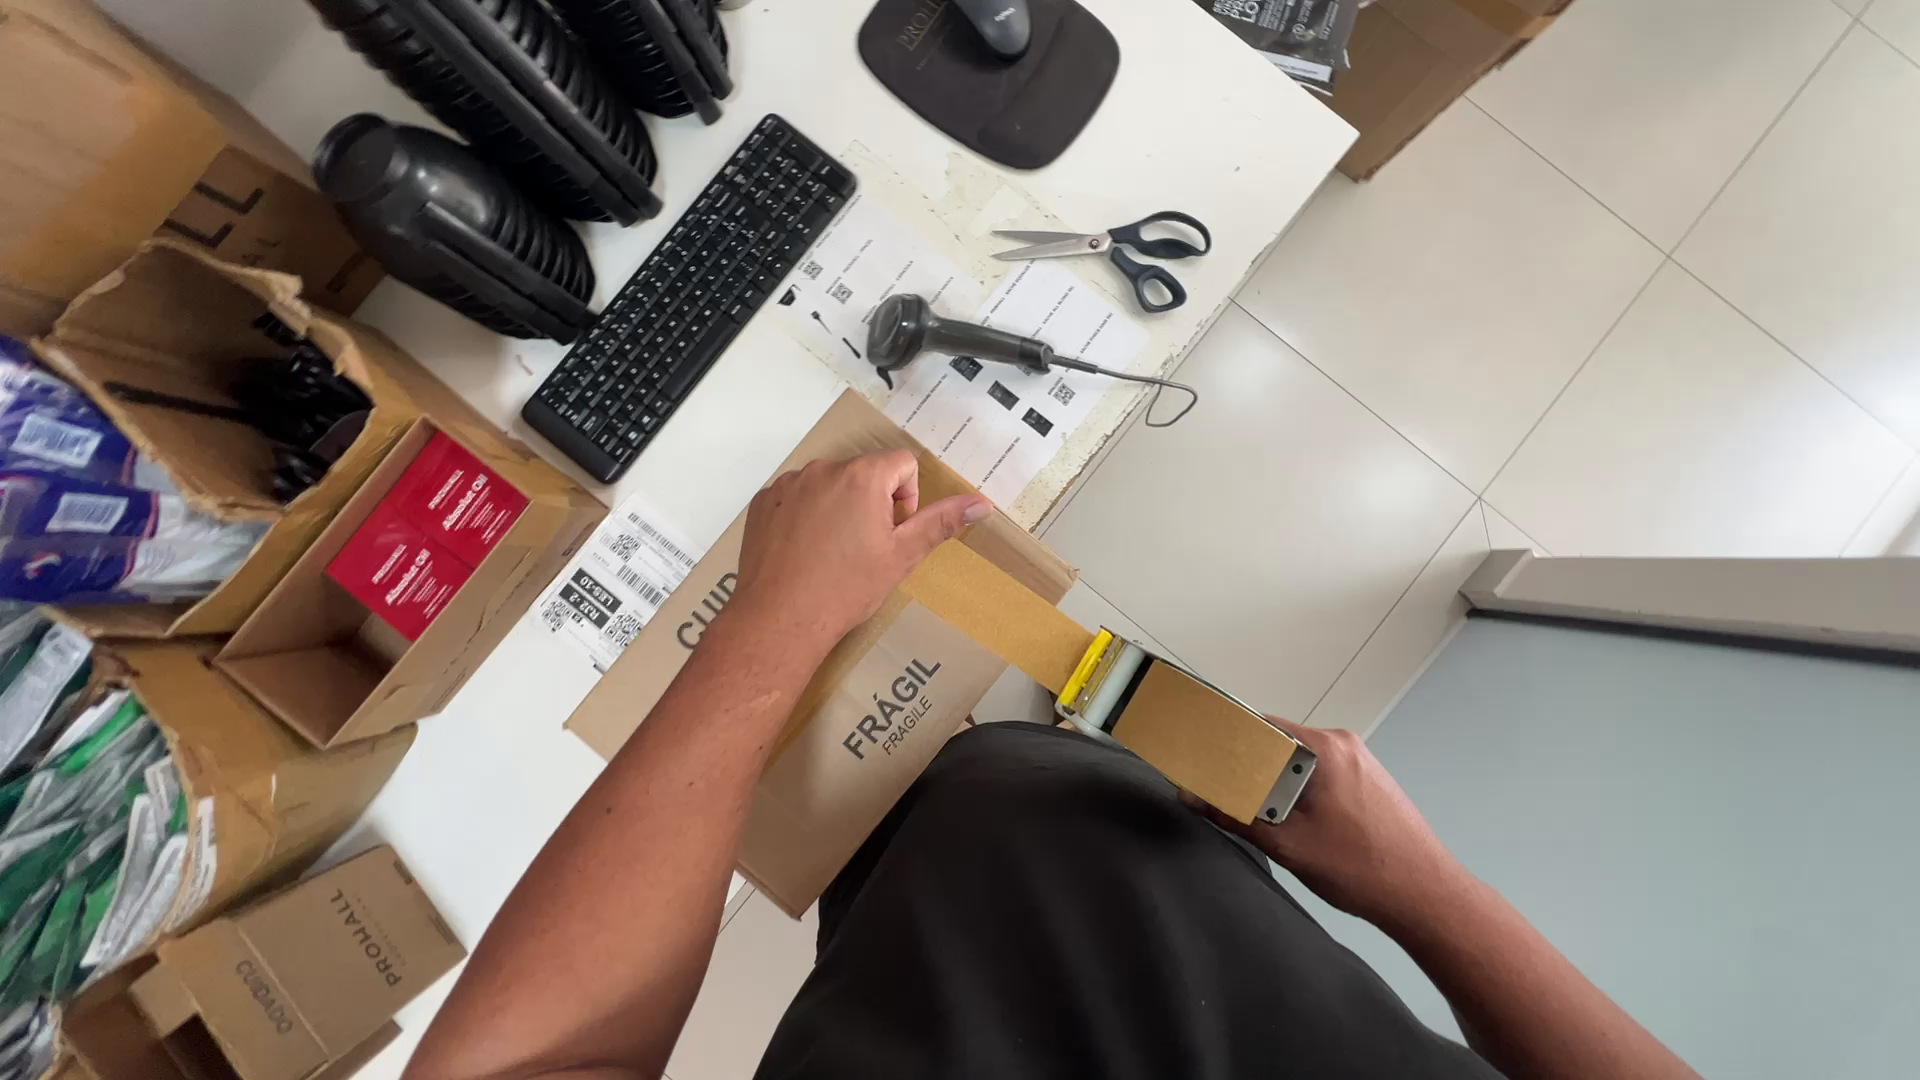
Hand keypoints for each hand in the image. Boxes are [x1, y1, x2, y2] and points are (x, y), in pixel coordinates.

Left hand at [729, 450, 990, 648]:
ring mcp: (788, 483)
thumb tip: (983, 503)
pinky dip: (805, 514)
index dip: (906, 498)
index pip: (902, 464)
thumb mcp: (902, 555)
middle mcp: (823, 469)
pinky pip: (796, 495)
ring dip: (839, 506)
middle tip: (864, 547)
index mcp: (862, 476)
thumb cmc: (846, 588)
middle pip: (865, 472)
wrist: (781, 618)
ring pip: (830, 483)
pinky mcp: (763, 501)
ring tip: (832, 551)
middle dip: (872, 501)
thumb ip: (941, 522)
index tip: (891, 532)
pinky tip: (804, 550)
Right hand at [1194, 717, 1472, 931]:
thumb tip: (1191, 797)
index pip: (1258, 726)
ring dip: (1276, 780)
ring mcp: (1361, 759)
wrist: (1430, 899)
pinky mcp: (1370, 778)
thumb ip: (1233, 816)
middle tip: (1224, 792)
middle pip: (1277, 742)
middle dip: (1249, 766)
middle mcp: (1343, 743)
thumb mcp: (1286, 845)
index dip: (1226, 741)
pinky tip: (1294, 818)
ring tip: (1258, 811)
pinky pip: (1320, 771)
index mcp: (1323, 747)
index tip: (1203, 758)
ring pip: (1298, 759)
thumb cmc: (1360, 869)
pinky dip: (1300, 787)